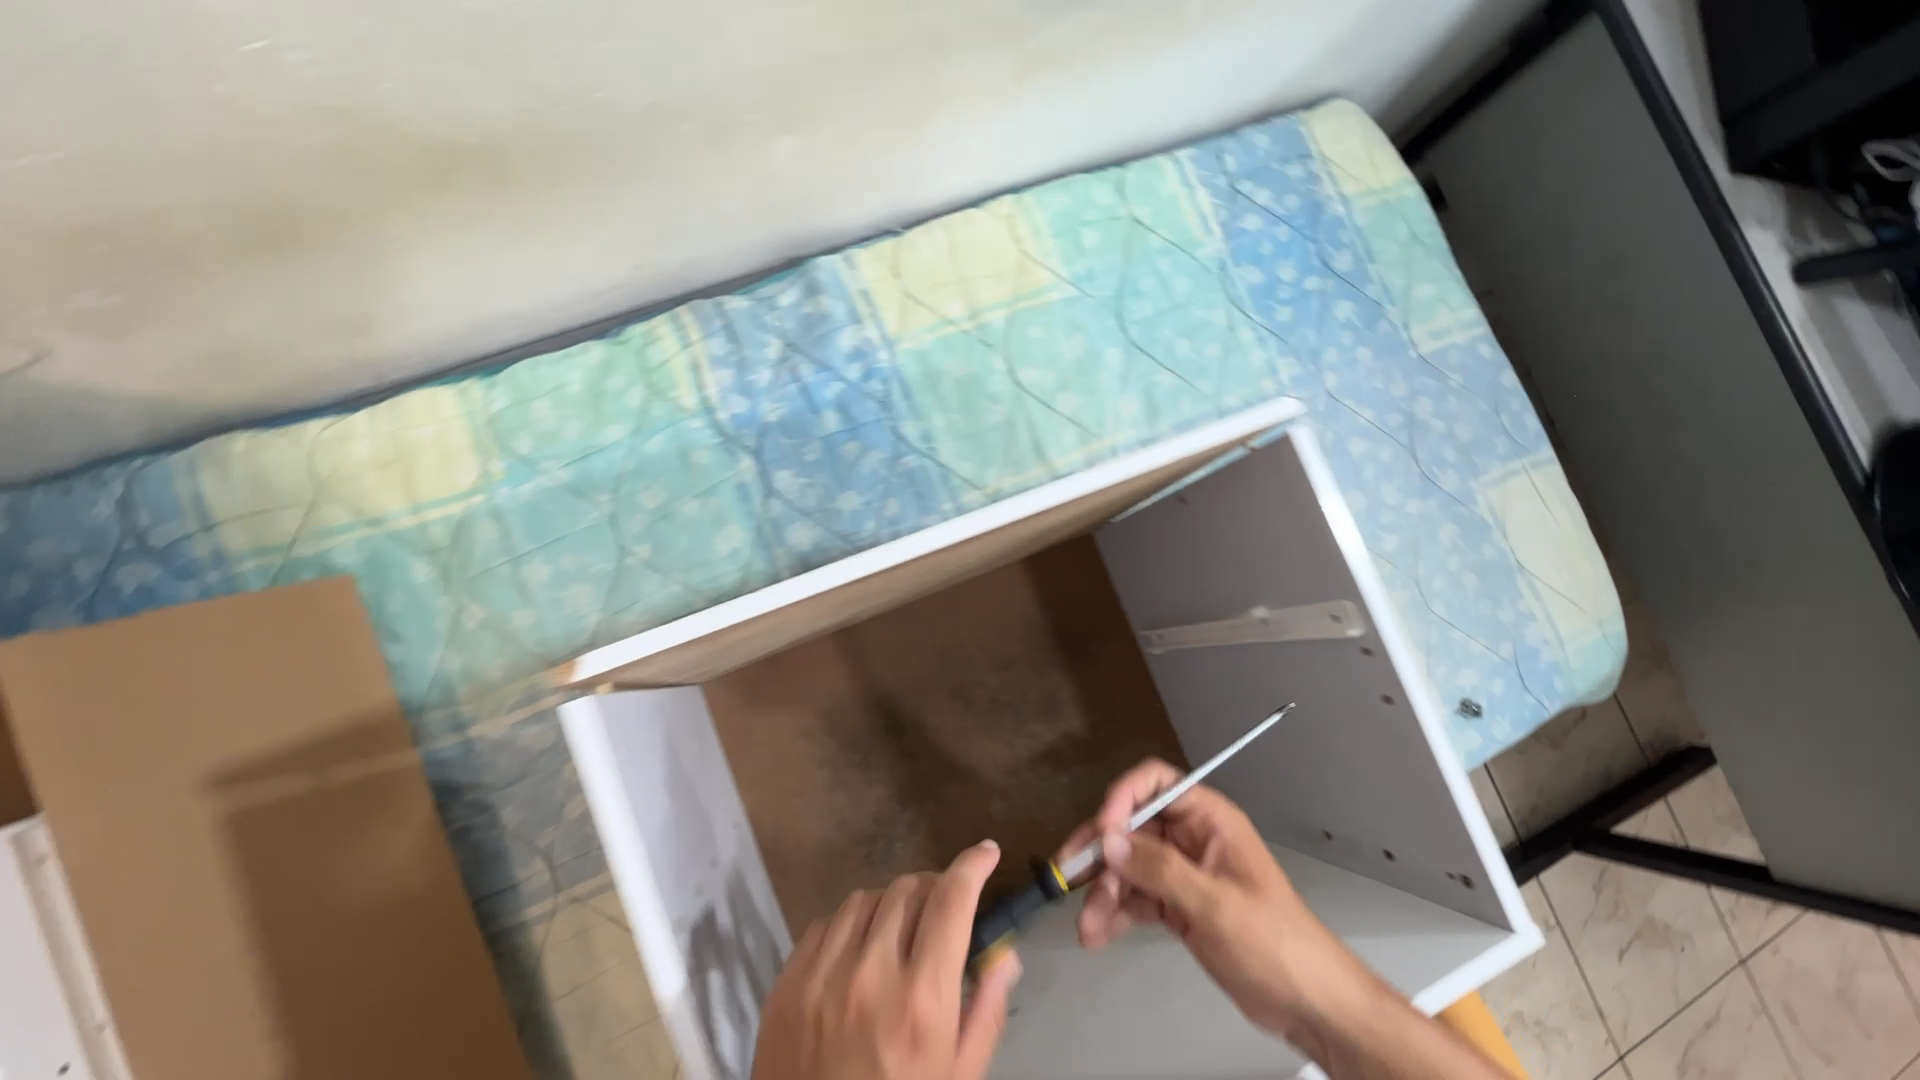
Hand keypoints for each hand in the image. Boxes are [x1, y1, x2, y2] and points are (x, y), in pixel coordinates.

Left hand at [751, 840, 1023, 1079]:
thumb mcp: (957, 1075)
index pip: (951, 902)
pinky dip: (850, 925)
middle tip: (943, 910)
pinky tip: (859, 950)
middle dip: (934, 889)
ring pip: (865, 898)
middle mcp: (870, 974)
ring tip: (900, 931)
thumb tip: (1004, 954)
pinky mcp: (788, 981)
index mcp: (921, 1001)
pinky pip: (825, 922)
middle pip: (908, 889)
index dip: (972, 866)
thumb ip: (985, 1011)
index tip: (986, 853)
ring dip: (892, 904)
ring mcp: (821, 974)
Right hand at [1056, 759, 1377, 1045]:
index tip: (1101, 833)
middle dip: (1100, 852)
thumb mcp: (1214, 904)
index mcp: (1209, 820)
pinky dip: (1113, 912)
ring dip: (1102, 891)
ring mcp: (1182, 873)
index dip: (1123, 799)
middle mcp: (1191, 839)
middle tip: (1065, 875)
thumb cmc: (1272, 942)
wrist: (1307, 1002)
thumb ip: (1159, 870)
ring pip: (1126, 866)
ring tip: (1086, 927)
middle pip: (1131, 827)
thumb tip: (1108, 840)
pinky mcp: (1176, 906)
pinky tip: (1097, 934)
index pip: (1156, 784)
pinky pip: (1134, 897)